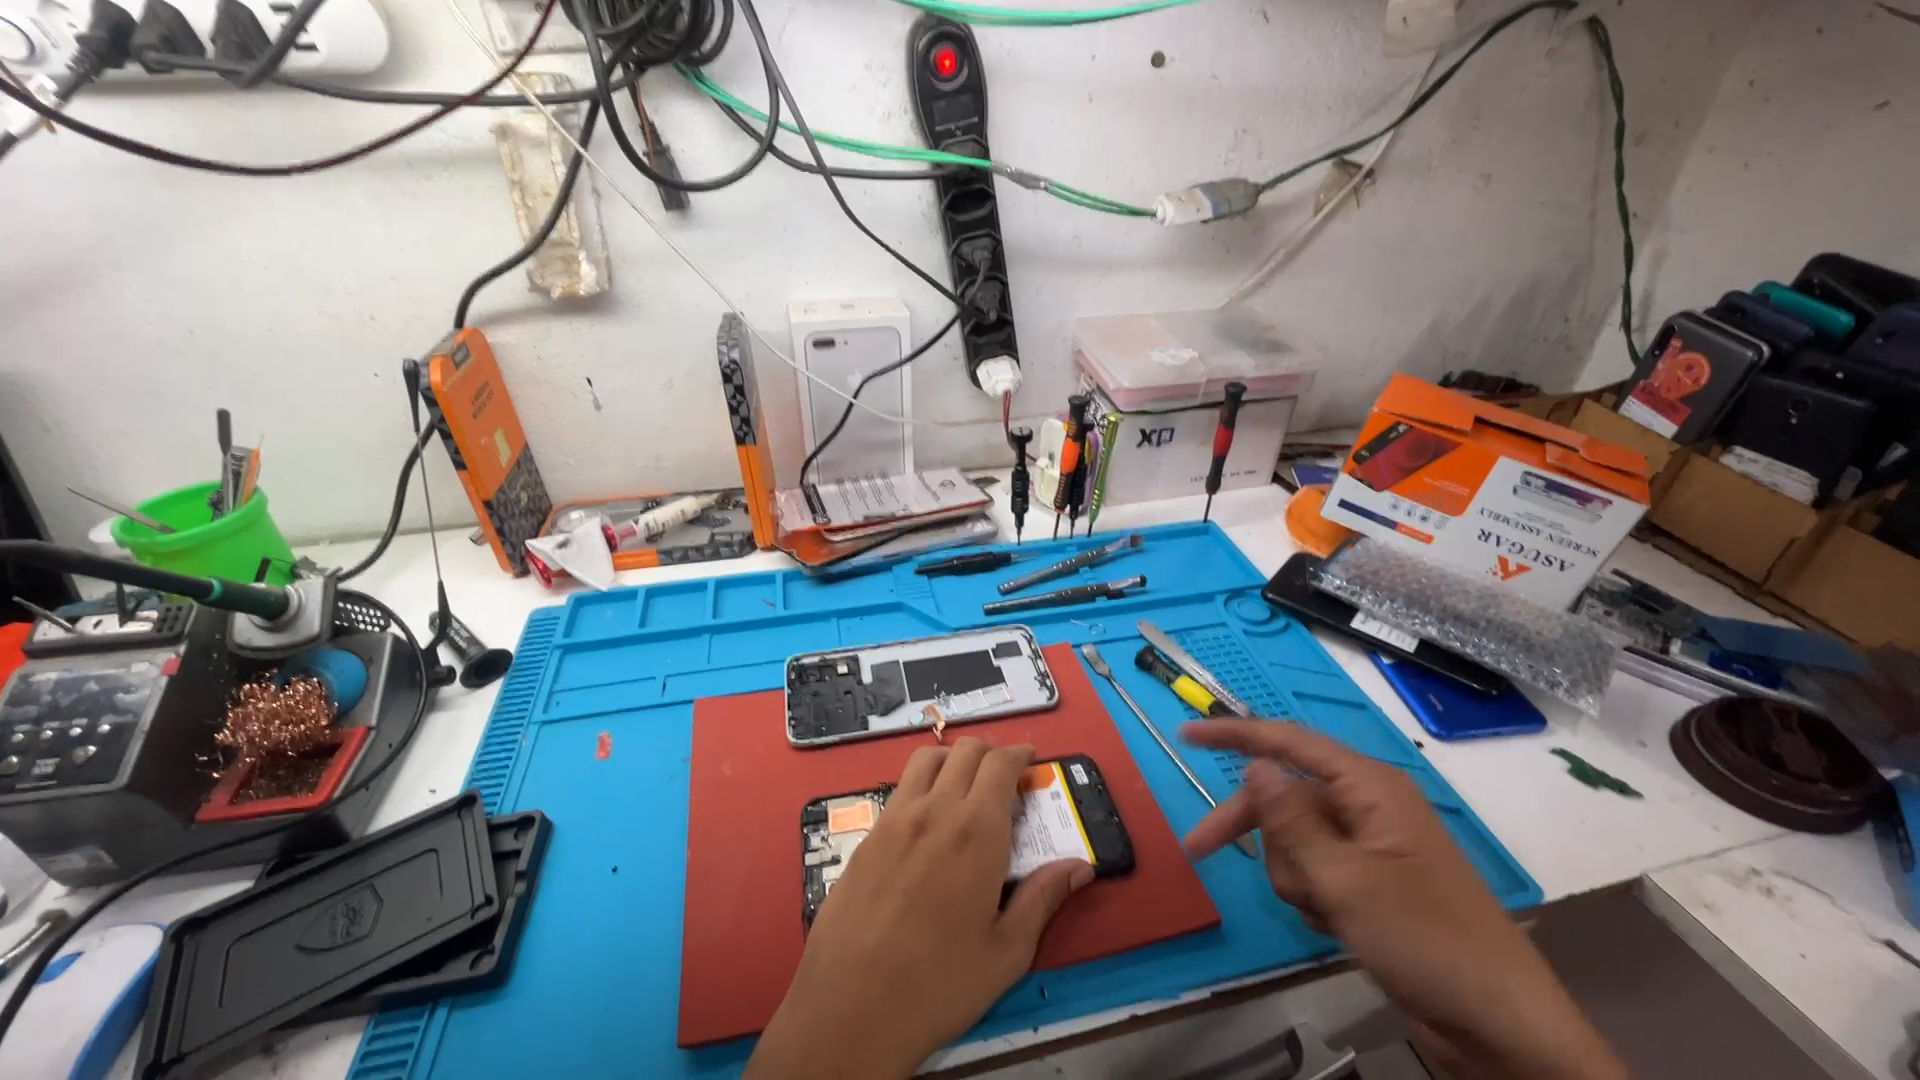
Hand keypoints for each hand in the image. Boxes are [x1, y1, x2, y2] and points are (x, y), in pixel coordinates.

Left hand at [745, 738, 1094, 1079]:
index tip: (1032, 762)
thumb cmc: (939, 984)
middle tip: (1006, 775)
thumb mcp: (1007, 951)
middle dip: (991, 753)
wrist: (849, 1007)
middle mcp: (934, 810)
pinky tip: (927, 820)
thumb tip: (1079, 866)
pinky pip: (899, 789)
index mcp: (977, 830)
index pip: (1000, 764)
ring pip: (925, 759)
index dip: (1020, 755)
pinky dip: (922, 783)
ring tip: (966, 785)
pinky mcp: (866, 837)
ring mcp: (893, 819)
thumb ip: (1044, 898)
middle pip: (964, 751)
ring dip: (952, 760)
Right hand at [1182, 720, 1625, 1079]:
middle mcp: (1367, 807)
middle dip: (1250, 827)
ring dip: (1292, 874)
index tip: (1185, 734)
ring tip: (1324, 910)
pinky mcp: (1369, 885)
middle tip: (1197, 850)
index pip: (1289, 743)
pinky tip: (1336, 924)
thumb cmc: (1425, 938)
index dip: (1234, 734)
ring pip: (1294, 840)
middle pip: (1283, 798)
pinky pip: (1314, 872)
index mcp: (1370, 788)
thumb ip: (1291, 821)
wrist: (1496, 1023)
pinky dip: (1311, 896)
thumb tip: (1255, 764)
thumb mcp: (1345, 879)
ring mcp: (1369, 848)